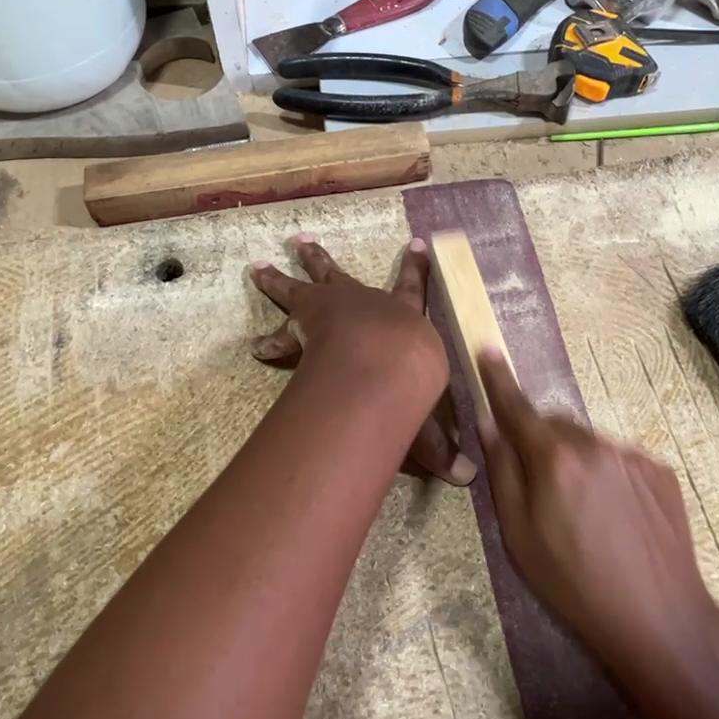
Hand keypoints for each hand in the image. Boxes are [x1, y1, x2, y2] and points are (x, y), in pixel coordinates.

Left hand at [249, 233, 473, 485]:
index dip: (415, 268)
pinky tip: (253, 348)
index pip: (413, 288)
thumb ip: (439, 446)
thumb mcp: (429, 413)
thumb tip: (465, 476)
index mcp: (404, 316)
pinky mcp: (305, 318)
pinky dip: (269, 341)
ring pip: (302, 285)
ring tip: (257, 266)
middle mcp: (365, 301)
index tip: (415, 244)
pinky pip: (281, 329)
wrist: (383, 356)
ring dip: (280, 277)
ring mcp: (332, 304)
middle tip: (301, 241)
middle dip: (319, 260)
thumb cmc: (413, 378)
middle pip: (338, 275)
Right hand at [475, 346, 715, 684]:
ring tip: (584, 515)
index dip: (498, 379)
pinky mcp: (660, 471)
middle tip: (540, 490)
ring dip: (576, 462)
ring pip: (588, 444)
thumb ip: (502, 472)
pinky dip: (608, 476)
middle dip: (541, 443)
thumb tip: (490, 425)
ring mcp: (632, 455)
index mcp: (554, 458)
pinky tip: (615, 518)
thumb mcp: (518, 535)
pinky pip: (619, 460)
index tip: (488, 348)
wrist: (658, 617)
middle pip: (554, 427)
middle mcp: (595, 444)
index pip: (517, 407)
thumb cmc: (572, 583)